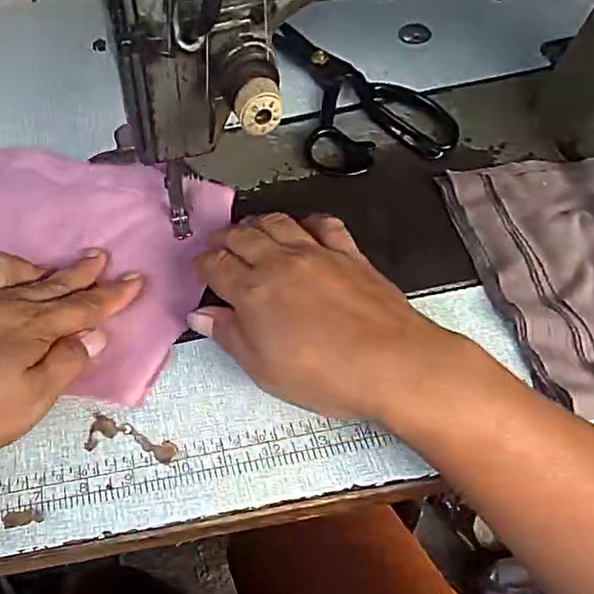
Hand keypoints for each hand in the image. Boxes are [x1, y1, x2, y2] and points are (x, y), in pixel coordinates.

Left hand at [0, 250, 143, 478]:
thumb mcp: (34, 398)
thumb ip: (66, 362)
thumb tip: (93, 334)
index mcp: (30, 327)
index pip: (82, 307)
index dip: (111, 295)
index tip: (135, 280)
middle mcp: (1, 306)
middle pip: (50, 284)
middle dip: (80, 272)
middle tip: (101, 257)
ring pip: (6, 272)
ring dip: (32, 268)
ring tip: (46, 271)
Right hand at [190, 214, 474, 422]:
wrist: (393, 364)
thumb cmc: (329, 373)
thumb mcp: (262, 368)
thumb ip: (230, 336)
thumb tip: (203, 318)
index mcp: (253, 292)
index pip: (216, 265)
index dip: (203, 264)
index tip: (200, 267)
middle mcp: (282, 264)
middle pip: (242, 237)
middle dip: (223, 238)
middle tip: (216, 242)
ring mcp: (318, 255)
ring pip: (278, 222)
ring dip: (257, 223)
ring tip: (249, 228)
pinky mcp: (350, 255)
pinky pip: (324, 224)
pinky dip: (307, 220)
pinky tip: (304, 226)